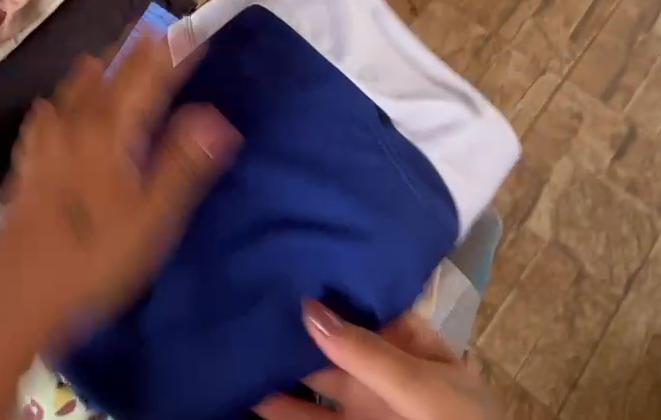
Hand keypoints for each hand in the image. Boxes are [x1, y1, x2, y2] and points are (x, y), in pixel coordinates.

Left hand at [0, 34, 241, 343]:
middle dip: (135, 48)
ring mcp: (46, 144)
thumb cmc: (94, 261)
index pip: (146, 79)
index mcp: (112, 134)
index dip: (171, 53)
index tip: (194, 33)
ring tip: (113, 52)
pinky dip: (59, 100)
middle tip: (156, 29)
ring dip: (99, 65)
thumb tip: (217, 117)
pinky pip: (44, 117)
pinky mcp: (27, 166)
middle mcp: (77, 127)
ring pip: (74, 89)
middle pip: (108, 74)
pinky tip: (55, 104)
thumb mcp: (152, 219)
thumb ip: (183, 164)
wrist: (18, 301)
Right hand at [254, 302, 499, 419]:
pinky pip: (308, 419)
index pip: (366, 303)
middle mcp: (384, 373)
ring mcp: (365, 410)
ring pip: (313, 380)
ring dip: (278, 365)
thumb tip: (308, 306)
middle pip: (332, 341)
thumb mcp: (426, 388)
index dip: (330, 283)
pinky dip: (278, 408)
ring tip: (235, 338)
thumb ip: (368, 352)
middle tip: (246, 293)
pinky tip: (246, 392)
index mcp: (414, 346)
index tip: (286, 257)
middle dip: (295, 322)